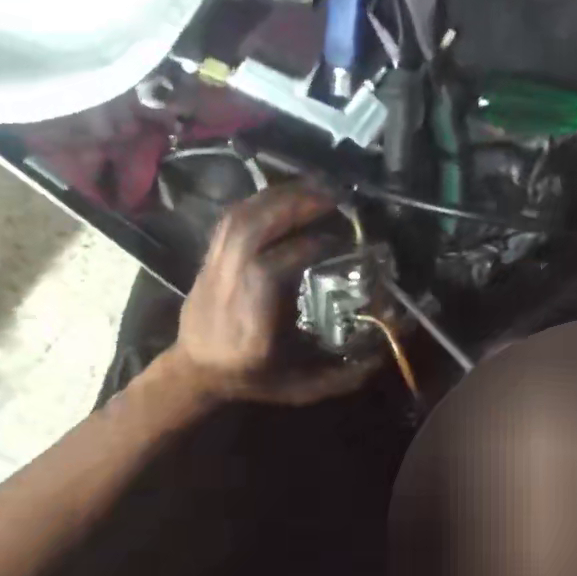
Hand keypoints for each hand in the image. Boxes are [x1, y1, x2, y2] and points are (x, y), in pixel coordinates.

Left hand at [162, 185, 376, 405]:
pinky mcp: (209, 257)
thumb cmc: (251, 379)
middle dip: (292, 204)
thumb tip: (382, 356)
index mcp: (250, 320)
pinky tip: (285, 196)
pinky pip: (229, 219)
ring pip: (238, 218)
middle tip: (333, 195)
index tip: (340, 241)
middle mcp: (227, 286)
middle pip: (250, 230)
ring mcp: (213, 268)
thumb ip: (340, 376)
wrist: (193, 372)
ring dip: (277, 196)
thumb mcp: (299, 388)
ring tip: (314, 187)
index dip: (307, 247)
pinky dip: (258, 201)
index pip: (271, 269)